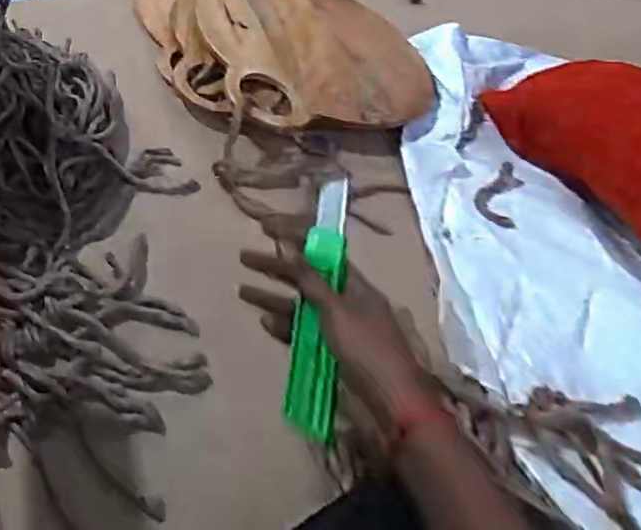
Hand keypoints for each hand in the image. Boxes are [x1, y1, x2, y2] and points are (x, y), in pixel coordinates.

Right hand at [239, 249, 437, 435]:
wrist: (397, 410)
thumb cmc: (368, 351)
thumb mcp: (336, 309)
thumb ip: (309, 278)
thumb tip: (289, 245)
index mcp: (356, 287)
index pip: (324, 253)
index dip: (296, 239)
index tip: (269, 230)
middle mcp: (347, 303)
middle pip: (306, 278)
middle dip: (276, 268)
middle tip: (244, 258)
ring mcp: (340, 330)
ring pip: (301, 306)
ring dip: (273, 298)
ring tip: (242, 292)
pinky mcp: (333, 353)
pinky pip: (303, 333)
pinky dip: (285, 327)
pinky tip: (266, 323)